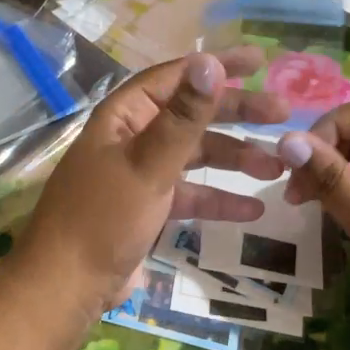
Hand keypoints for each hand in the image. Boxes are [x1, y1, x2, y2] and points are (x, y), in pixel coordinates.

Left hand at [12, 50, 288, 312]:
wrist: (66, 287)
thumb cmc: (103, 218)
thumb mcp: (148, 164)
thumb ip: (184, 116)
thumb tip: (211, 62)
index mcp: (124, 117)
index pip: (176, 77)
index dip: (217, 66)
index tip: (259, 61)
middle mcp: (132, 138)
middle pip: (192, 115)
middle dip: (236, 113)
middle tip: (283, 113)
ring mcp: (140, 174)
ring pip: (195, 155)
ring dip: (234, 158)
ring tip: (278, 168)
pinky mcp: (147, 209)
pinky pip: (191, 195)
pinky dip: (219, 199)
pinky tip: (253, 210)